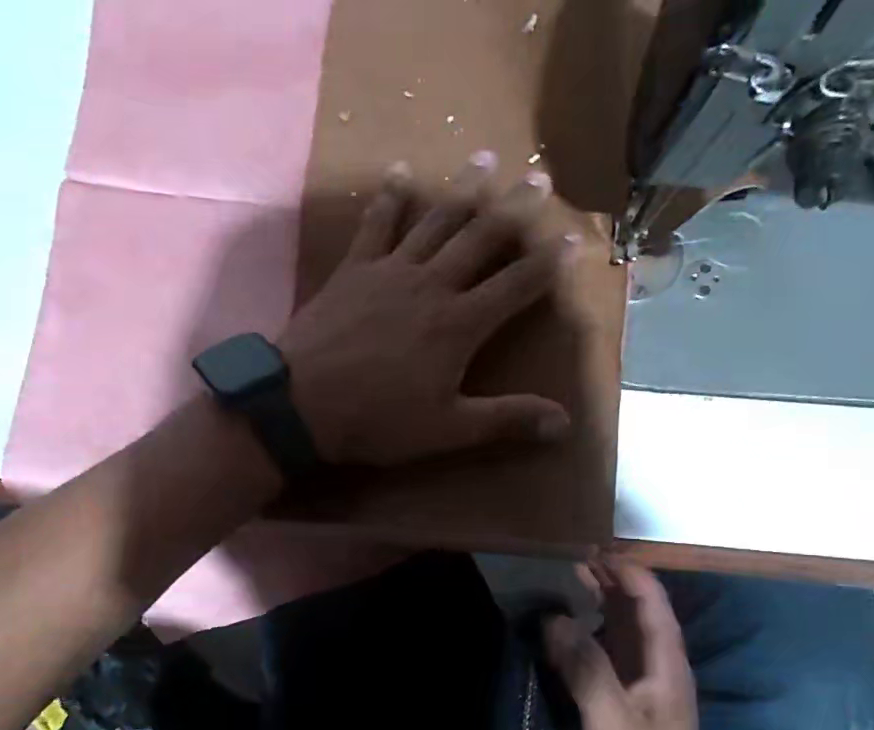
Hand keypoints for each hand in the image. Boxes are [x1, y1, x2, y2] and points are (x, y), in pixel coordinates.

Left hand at [280, 151, 578, 466]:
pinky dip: (391, 196)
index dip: (549, 263)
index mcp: (461, 324)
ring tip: (486, 157)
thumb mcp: (450, 429)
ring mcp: (391, 270)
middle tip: (540, 177)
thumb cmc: (380, 420)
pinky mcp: (355, 268)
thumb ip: (508, 419)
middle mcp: (433, 284)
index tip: (574, 238)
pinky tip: (401, 170)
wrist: (299, 404)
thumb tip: (564, 423)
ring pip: (436, 220)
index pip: (517, 285)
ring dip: (465, 189)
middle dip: (515, 208)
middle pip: (482, 238)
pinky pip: (377, 223)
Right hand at [543, 559, 712, 729]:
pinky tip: (575, 638)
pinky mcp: (635, 709)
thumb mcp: (611, 719)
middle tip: (575, 561)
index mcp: (666, 662)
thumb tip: (554, 618)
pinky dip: (596, 641)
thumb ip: (585, 666)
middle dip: (612, 584)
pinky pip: (616, 661)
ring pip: (627, 636)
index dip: (627, 571)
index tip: (592, 550)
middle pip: (640, 613)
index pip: (652, 600)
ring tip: (573, 586)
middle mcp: (661, 668)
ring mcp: (649, 689)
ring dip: (604, 609)